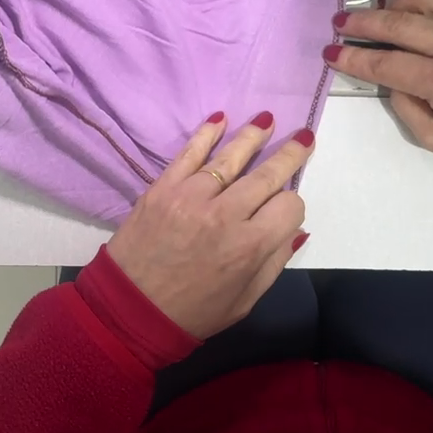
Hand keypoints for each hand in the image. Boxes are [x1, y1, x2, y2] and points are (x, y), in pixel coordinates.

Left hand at [106, 112, 312, 338]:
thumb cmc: (193, 313)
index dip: (293, 207)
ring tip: (267, 120)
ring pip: (231, 157)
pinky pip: (189, 153)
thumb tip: (296, 228)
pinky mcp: (162, 189)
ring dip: (253, 136)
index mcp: (249, 247)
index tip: (285, 211)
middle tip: (303, 137)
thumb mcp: (245, 301)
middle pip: (267, 175)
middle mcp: (225, 215)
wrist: (129, 311)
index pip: (289, 206)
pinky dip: (206, 134)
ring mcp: (191, 197)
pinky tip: (221, 119)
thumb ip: (275, 262)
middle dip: (290, 154)